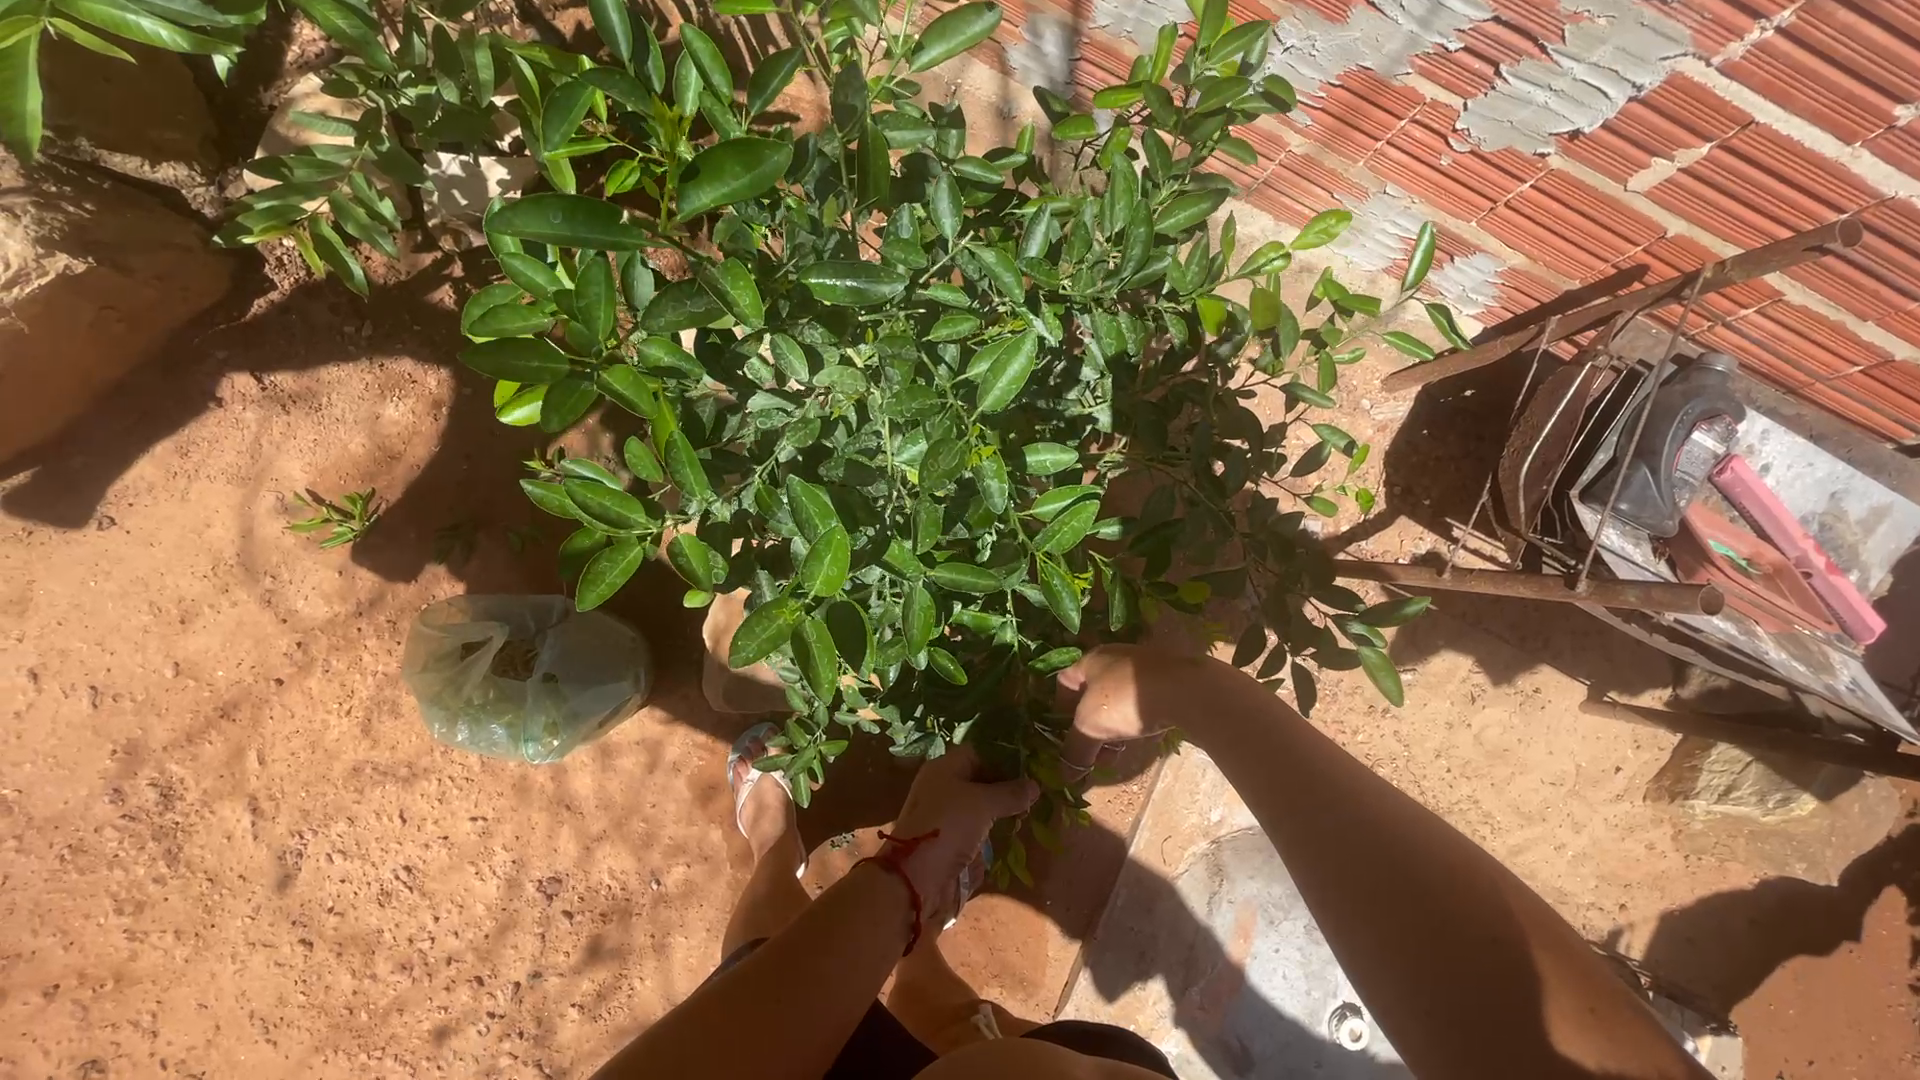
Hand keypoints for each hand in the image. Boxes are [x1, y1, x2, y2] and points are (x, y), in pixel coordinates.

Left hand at [886, 745, 1037, 933]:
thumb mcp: (983, 804)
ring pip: (980, 805)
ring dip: (1002, 809)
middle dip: (1006, 785)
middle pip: (980, 778)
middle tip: (1036, 792)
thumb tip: (1035, 785)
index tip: (1031, 766)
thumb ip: (1010, 793)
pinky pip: (977, 829)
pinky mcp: (950, 841)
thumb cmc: (948, 826)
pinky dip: (993, 830)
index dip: (1004, 757)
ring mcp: (946, 815)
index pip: (979, 752)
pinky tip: (1014, 832)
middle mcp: (943, 787)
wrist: (916, 877)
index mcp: (944, 768)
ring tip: (1030, 812)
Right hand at [1054, 645, 1238, 774]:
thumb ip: (1075, 749)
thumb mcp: (1091, 727)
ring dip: (1113, 726)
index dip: (1059, 708)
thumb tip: (1065, 775)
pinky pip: (1141, 700)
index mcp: (1091, 660)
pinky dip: (1136, 718)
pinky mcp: (1168, 678)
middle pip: (1092, 693)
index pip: (1064, 681)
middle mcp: (1115, 657)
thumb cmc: (1125, 700)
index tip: (1065, 733)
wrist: (1185, 690)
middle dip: (1089, 725)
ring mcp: (1143, 666)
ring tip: (1118, 749)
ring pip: (1118, 699)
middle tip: (1094, 750)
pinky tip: (1142, 735)